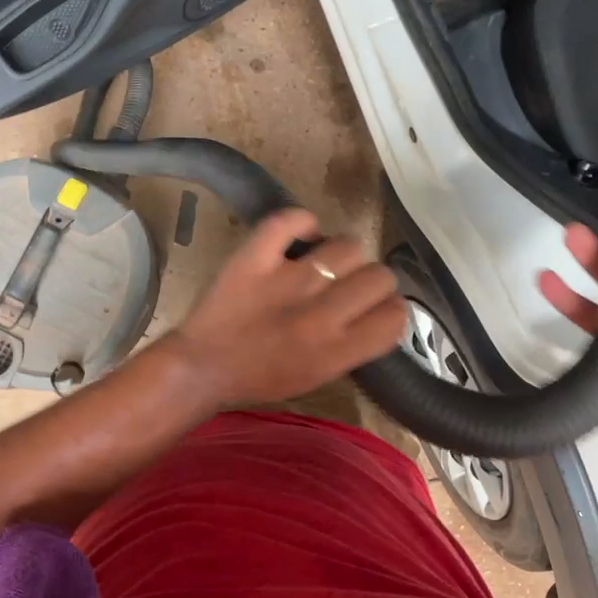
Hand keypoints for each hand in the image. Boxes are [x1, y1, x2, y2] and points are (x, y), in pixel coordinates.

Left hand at [168, 207, 406, 407]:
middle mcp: (319, 315)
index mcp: (336, 351)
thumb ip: (353, 345)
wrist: (202, 368)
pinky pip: (290, 220)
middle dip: (371, 280)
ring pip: (347, 246)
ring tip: (324, 263)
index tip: (374, 308)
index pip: (395, 316)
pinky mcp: (254, 258)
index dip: (390, 308)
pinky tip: (301, 233)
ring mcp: (286, 281)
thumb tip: (379, 310)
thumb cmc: (261, 377)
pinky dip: (300, 221)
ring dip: (342, 253)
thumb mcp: (317, 376)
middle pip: (379, 276)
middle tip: (349, 285)